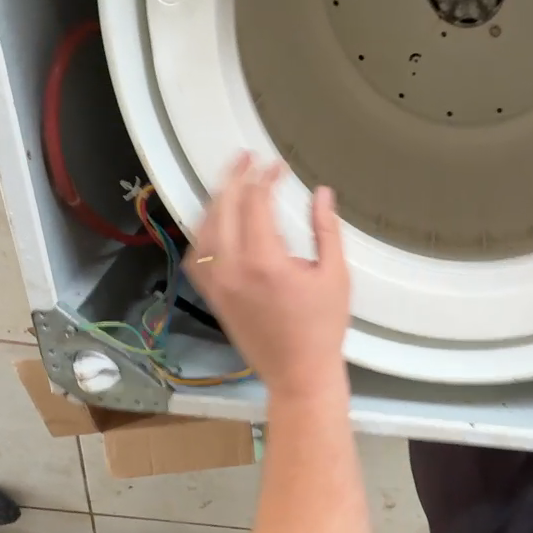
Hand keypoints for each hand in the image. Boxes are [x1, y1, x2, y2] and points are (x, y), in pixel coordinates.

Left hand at [184, 156, 351, 402]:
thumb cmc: (323, 328)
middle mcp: (233, 268)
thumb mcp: (336, 277)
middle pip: (224, 207)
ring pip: (203, 228)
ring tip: (231, 185)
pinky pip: (196, 255)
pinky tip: (215, 222)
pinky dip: (203, 232)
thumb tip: (322, 193)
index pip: (256, 203)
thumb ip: (326, 231)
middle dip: (235, 177)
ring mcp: (217, 283)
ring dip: (216, 201)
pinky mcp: (212, 296)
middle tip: (247, 159)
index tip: (278, 167)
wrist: (299, 373)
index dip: (265, 178)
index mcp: (265, 261)